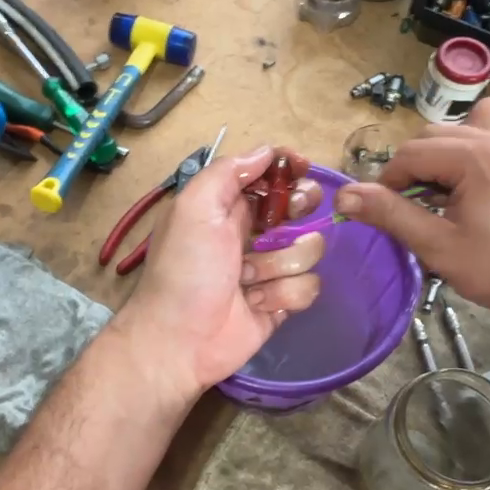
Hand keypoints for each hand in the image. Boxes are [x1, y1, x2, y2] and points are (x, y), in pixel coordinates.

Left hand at [110, 145, 325, 397]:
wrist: (180, 339)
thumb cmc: (185, 269)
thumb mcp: (194, 208)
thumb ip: (228, 172)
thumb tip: (268, 151)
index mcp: (227, 206)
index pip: (268, 175)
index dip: (288, 169)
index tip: (300, 168)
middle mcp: (252, 233)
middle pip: (300, 206)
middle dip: (299, 209)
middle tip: (285, 218)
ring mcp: (270, 269)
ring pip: (309, 249)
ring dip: (278, 264)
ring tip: (247, 280)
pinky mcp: (282, 302)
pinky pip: (308, 286)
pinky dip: (282, 294)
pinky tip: (257, 304)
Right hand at [331, 97, 489, 341]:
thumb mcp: (437, 247)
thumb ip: (390, 215)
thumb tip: (344, 196)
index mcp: (475, 157)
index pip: (412, 153)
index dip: (390, 182)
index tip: (387, 211)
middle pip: (441, 133)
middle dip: (419, 165)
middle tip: (417, 206)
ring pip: (484, 117)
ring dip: (463, 141)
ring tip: (458, 180)